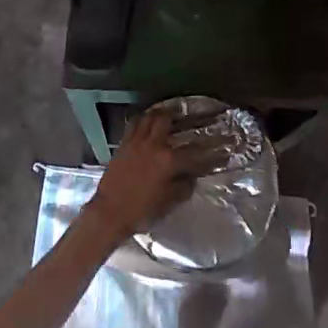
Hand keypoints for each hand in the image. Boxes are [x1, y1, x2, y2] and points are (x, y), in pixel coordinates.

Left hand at [84, 111, 214, 240]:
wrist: (109, 213)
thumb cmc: (142, 210)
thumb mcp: (169, 202)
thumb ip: (183, 187)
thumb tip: (191, 178)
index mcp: (168, 161)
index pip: (194, 152)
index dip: (209, 152)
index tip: (218, 149)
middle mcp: (153, 145)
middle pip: (164, 120)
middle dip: (175, 115)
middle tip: (183, 114)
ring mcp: (135, 143)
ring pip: (146, 118)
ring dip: (156, 114)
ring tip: (163, 114)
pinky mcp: (122, 146)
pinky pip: (132, 126)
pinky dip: (140, 121)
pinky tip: (144, 124)